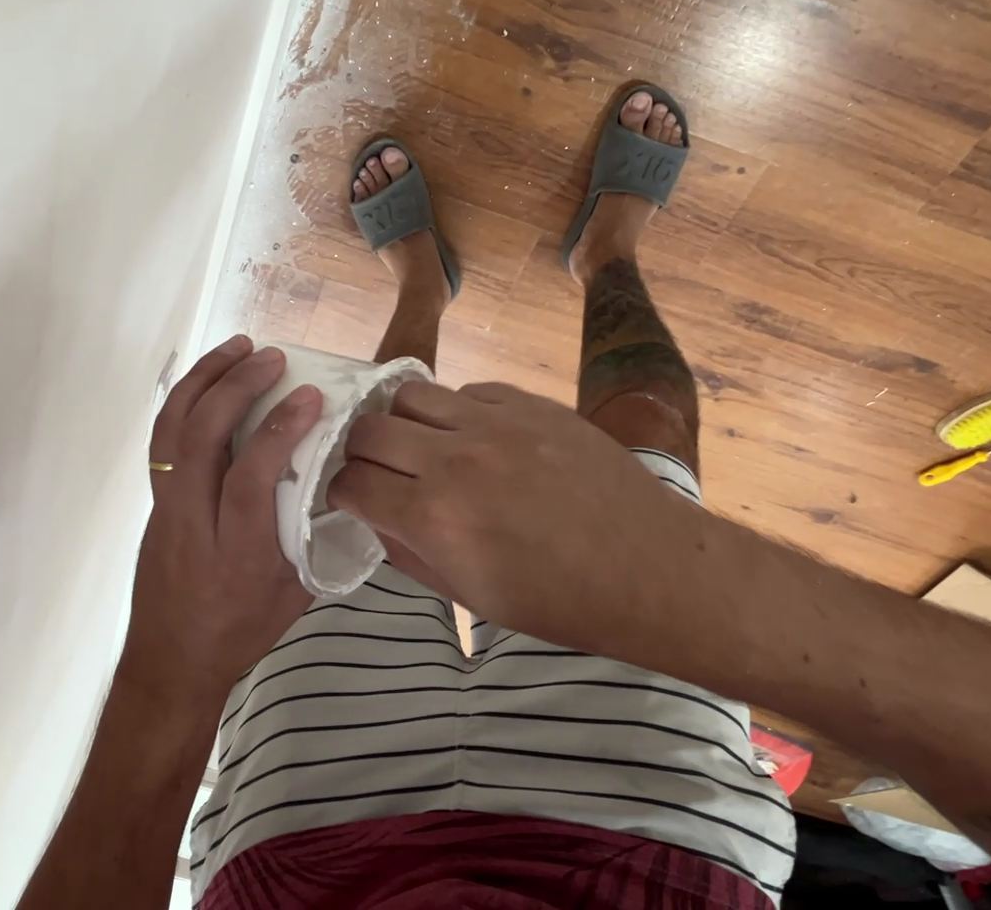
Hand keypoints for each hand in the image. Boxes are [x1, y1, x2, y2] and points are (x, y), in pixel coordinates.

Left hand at [122, 336, 322, 705]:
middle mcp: (193, 521)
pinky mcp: (155, 501)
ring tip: (235, 348)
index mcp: (237, 551)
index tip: (309, 396)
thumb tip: (342, 483)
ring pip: (173, 430)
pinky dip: (184, 400)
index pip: (250, 477)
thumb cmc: (240, 631)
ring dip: (203, 380)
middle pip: (201, 439)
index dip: (278, 430)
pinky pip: (164, 439)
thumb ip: (316, 536)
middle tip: (270, 357)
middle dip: (236, 387)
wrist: (171, 661)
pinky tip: (207, 380)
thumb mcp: (294, 593)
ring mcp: (167, 508)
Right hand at [328, 381, 704, 655]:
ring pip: (410, 395)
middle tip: (379, 471)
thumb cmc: (557, 600)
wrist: (650, 568)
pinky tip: (474, 438)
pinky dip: (455, 412)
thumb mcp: (468, 595)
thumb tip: (374, 514)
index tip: (350, 499)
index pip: (350, 483)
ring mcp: (495, 422)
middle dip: (360, 453)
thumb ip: (407, 550)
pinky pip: (466, 391)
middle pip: (367, 429)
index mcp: (435, 516)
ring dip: (403, 422)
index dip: (341, 493)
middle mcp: (455, 458)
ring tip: (423, 446)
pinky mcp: (529, 403)